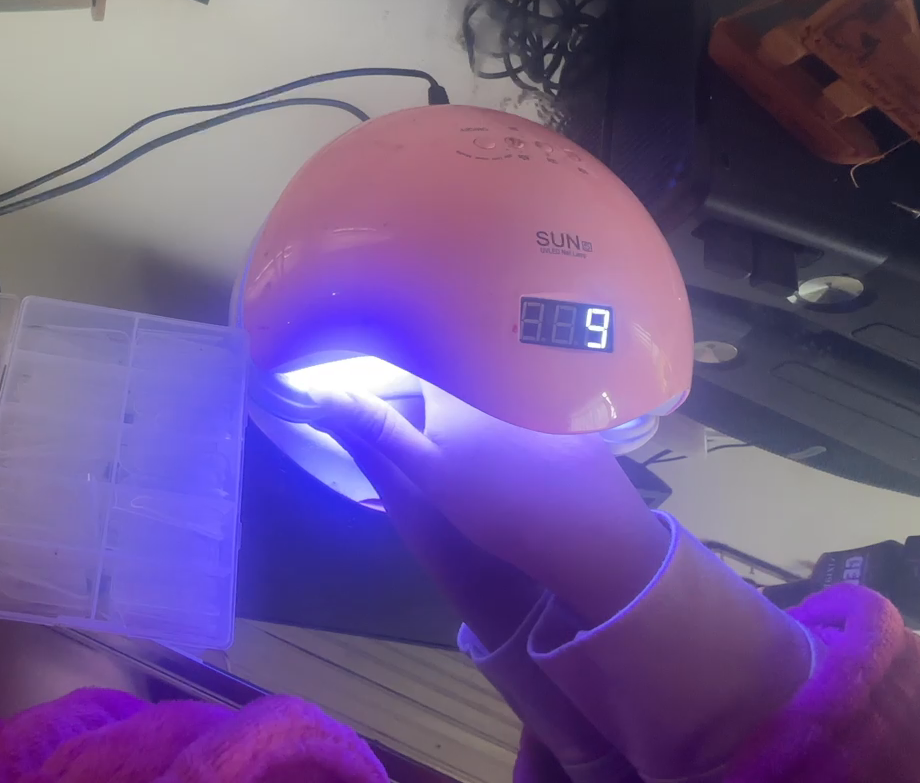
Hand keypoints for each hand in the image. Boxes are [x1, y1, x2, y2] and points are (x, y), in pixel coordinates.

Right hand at [312, 389, 668, 626]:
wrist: (598, 546)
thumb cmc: (500, 507)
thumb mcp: (428, 473)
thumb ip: (376, 430)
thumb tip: (322, 390)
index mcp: (453, 397)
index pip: (398, 373)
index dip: (371, 382)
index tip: (348, 395)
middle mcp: (491, 387)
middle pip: (437, 378)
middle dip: (409, 390)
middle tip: (385, 409)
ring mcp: (533, 401)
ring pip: (477, 388)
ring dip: (451, 398)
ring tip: (434, 423)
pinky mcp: (565, 422)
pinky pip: (514, 402)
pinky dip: (491, 410)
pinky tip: (491, 440)